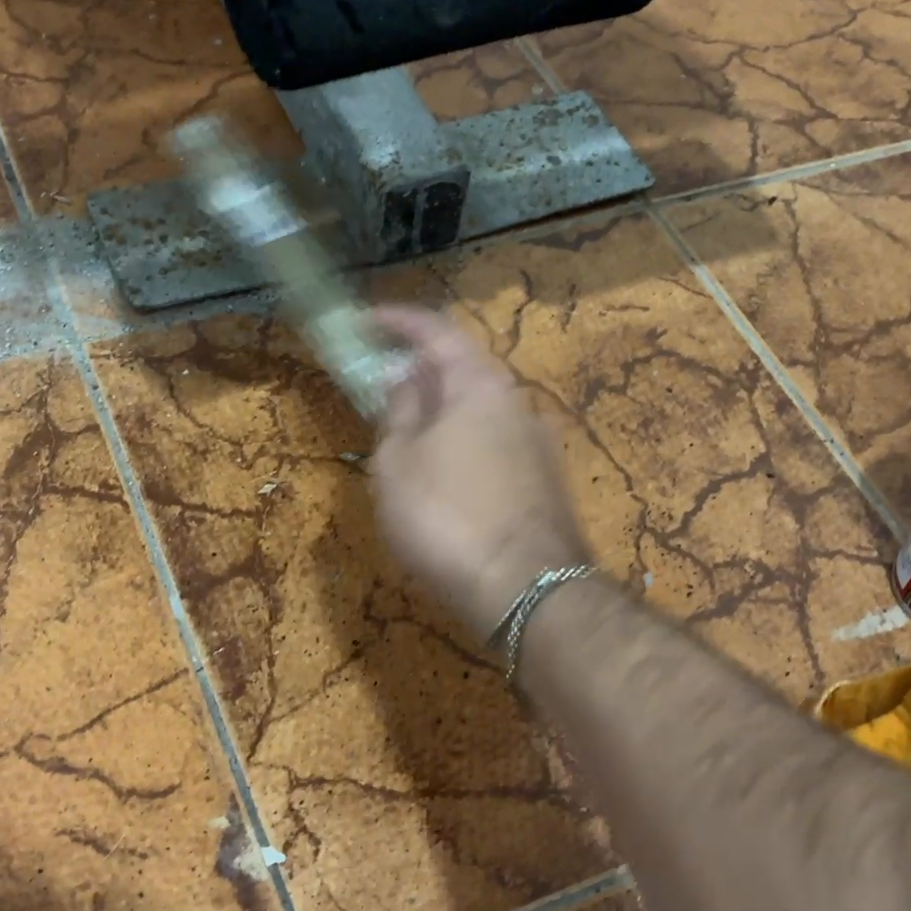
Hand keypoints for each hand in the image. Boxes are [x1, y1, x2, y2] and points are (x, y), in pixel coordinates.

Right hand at [368, 306, 590, 641]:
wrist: (528, 590)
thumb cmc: (446, 517)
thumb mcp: (398, 462)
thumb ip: (399, 409)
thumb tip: (404, 375)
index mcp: (479, 383)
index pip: (435, 329)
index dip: (396, 320)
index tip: (364, 321)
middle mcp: (517, 400)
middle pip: (464, 367)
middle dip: (420, 369)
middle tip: (382, 381)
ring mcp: (538, 441)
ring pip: (481, 407)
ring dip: (443, 408)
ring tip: (408, 431)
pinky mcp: (546, 480)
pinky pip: (495, 440)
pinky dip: (464, 438)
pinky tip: (446, 471)